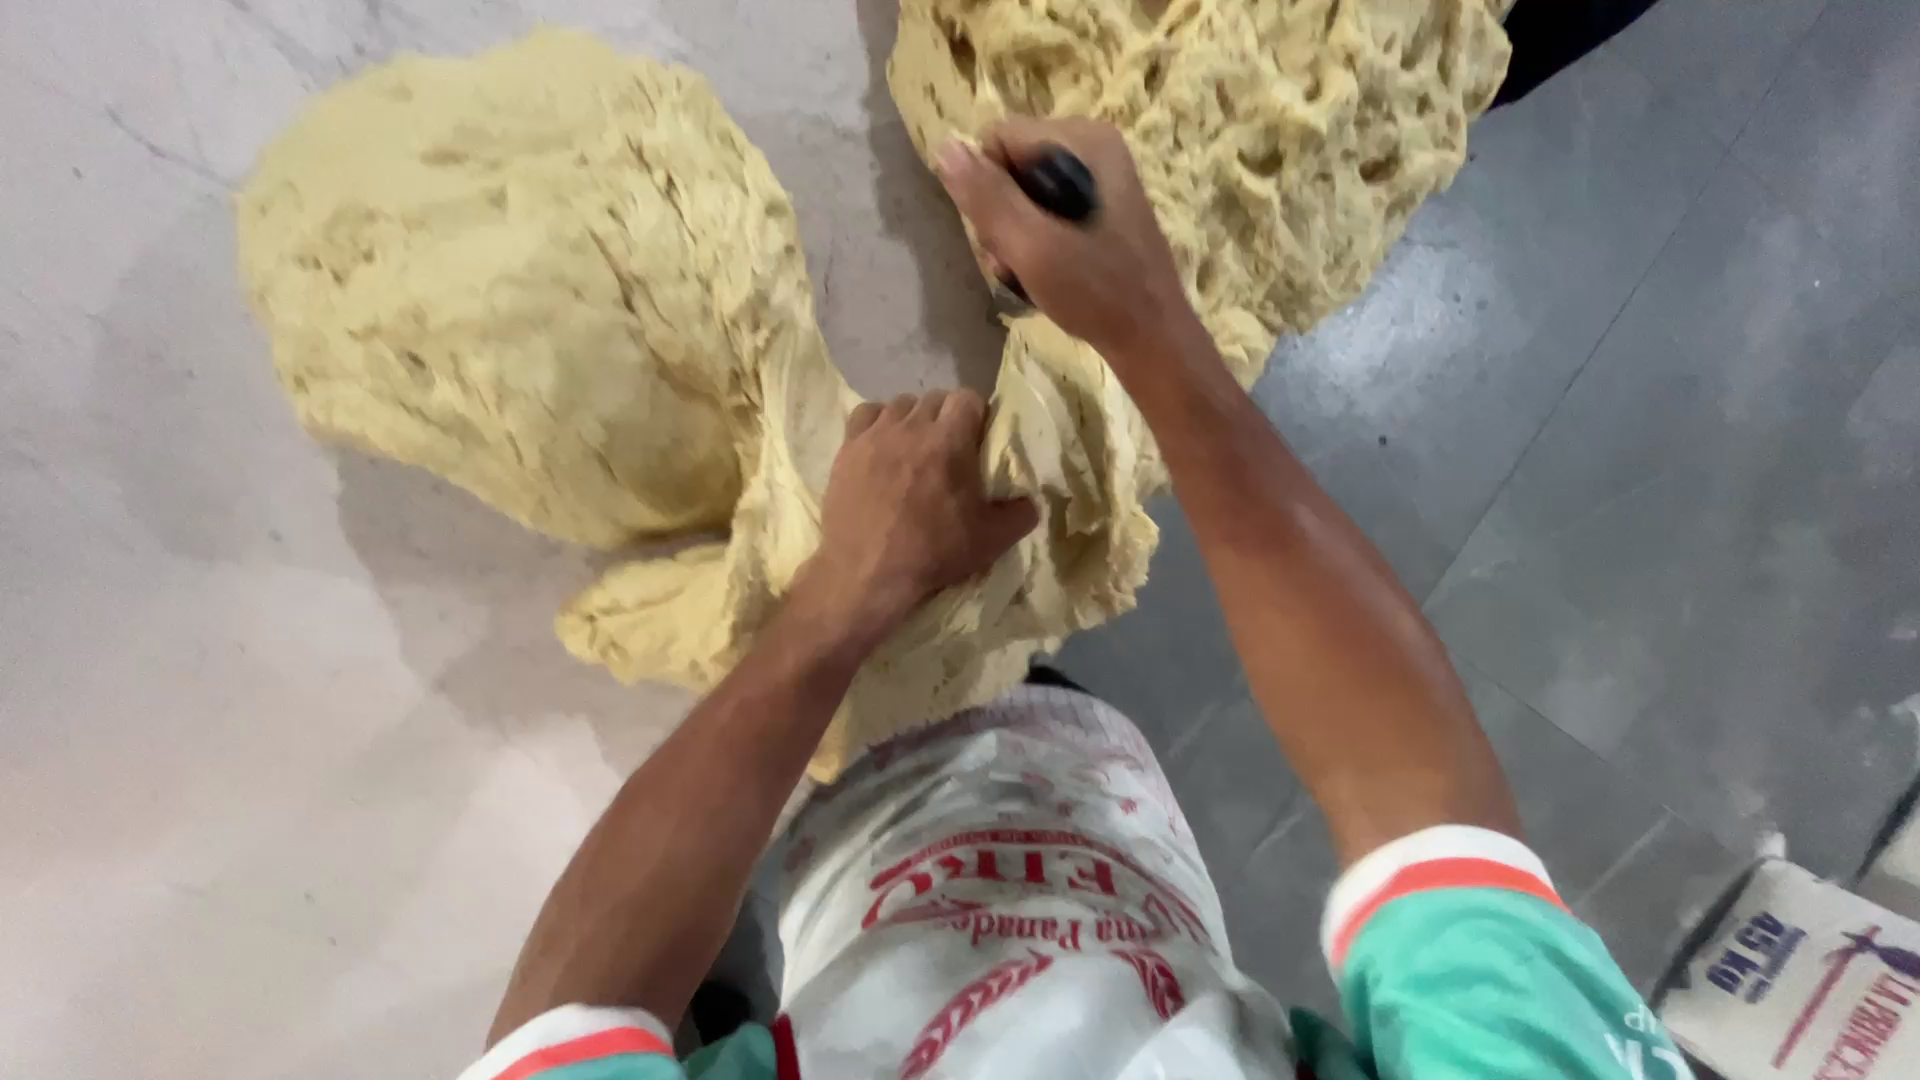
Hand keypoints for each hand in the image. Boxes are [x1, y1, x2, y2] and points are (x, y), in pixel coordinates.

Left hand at [793, 390, 1038, 646]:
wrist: (867, 572)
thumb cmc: (932, 552)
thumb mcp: (990, 541)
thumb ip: (1019, 515)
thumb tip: (1030, 502)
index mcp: (951, 441)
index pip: (968, 398)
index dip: (977, 413)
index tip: (978, 436)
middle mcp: (912, 427)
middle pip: (935, 398)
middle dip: (947, 415)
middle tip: (950, 445)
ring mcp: (876, 435)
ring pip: (900, 404)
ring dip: (913, 417)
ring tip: (915, 445)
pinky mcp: (847, 448)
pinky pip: (865, 414)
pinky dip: (878, 421)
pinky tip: (882, 443)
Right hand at [934, 117, 1202, 367]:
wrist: (1149, 336)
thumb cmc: (1093, 291)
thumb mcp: (1031, 245)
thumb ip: (987, 197)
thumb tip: (946, 147)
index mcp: (1080, 140)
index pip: (997, 141)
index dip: (987, 191)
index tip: (1004, 238)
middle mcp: (1092, 147)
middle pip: (1010, 168)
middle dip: (1002, 220)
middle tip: (1019, 263)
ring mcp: (1099, 179)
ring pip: (1024, 197)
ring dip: (1015, 240)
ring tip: (1030, 276)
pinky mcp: (1102, 209)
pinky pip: (1048, 214)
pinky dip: (1037, 246)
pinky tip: (1046, 276)